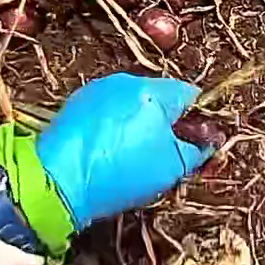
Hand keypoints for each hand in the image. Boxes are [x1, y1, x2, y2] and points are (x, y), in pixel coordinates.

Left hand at [36, 73, 209, 226]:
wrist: (55, 182)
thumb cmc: (118, 172)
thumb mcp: (171, 167)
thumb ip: (197, 150)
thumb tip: (208, 142)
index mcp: (154, 91)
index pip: (191, 95)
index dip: (198, 119)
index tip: (197, 141)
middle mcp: (127, 82)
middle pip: (162, 98)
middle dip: (168, 122)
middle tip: (167, 153)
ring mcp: (100, 90)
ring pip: (135, 104)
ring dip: (141, 124)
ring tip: (135, 155)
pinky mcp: (78, 103)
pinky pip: (110, 111)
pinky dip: (116, 127)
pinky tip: (111, 151)